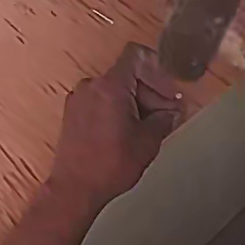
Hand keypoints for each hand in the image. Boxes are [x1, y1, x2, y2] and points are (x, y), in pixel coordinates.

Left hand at [46, 43, 183, 208]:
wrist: (75, 188)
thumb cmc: (108, 165)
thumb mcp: (148, 141)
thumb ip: (164, 118)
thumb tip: (172, 112)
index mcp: (110, 86)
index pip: (136, 56)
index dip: (157, 67)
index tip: (169, 87)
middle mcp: (91, 86)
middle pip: (128, 74)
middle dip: (151, 91)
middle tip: (169, 113)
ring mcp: (79, 99)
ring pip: (115, 88)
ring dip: (136, 101)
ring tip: (152, 126)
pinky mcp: (73, 113)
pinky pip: (101, 100)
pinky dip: (117, 108)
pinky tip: (130, 130)